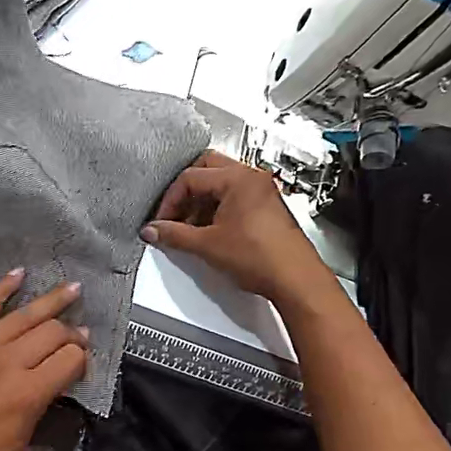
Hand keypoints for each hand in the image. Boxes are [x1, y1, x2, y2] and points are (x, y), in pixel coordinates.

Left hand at [0, 271, 87, 450]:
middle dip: (72, 333)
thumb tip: (52, 389)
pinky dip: (3, 287)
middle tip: (80, 336)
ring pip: (25, 314)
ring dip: (53, 300)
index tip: (84, 362)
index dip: (83, 360)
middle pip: (52, 333)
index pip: (70, 361)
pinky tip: (20, 274)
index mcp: (25, 396)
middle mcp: (7, 362)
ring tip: (73, 288)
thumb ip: (37, 413)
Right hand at [141, 150, 339, 306]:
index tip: (162, 220)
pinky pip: (234, 197)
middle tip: (173, 213)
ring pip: (220, 183)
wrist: (296, 281)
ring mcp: (262, 192)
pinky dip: (217, 209)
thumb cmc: (263, 258)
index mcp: (238, 178)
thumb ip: (174, 234)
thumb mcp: (207, 245)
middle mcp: (252, 178)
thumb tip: (153, 230)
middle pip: (206, 170)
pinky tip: (208, 232)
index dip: (170, 200)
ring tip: (189, 228)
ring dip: (200, 202)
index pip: (190, 177)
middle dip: (185, 192)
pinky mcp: (267, 207)